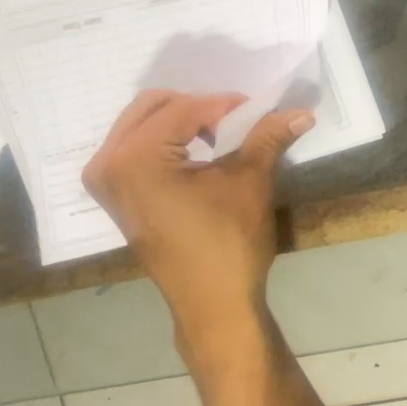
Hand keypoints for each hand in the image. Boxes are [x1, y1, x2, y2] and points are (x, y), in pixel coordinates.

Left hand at [81, 91, 313, 331]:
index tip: (259, 109)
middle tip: (238, 120)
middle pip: (153, 108)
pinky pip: (136, 149)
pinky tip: (200, 156)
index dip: (224, 104)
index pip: (183, 110)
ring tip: (221, 138)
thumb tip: (301, 112)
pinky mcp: (115, 196)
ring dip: (182, 123)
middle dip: (198, 107)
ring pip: (142, 126)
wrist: (213, 301)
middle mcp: (108, 162)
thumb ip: (267, 138)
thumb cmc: (229, 243)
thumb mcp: (250, 183)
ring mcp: (105, 181)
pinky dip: (167, 143)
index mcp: (136, 158)